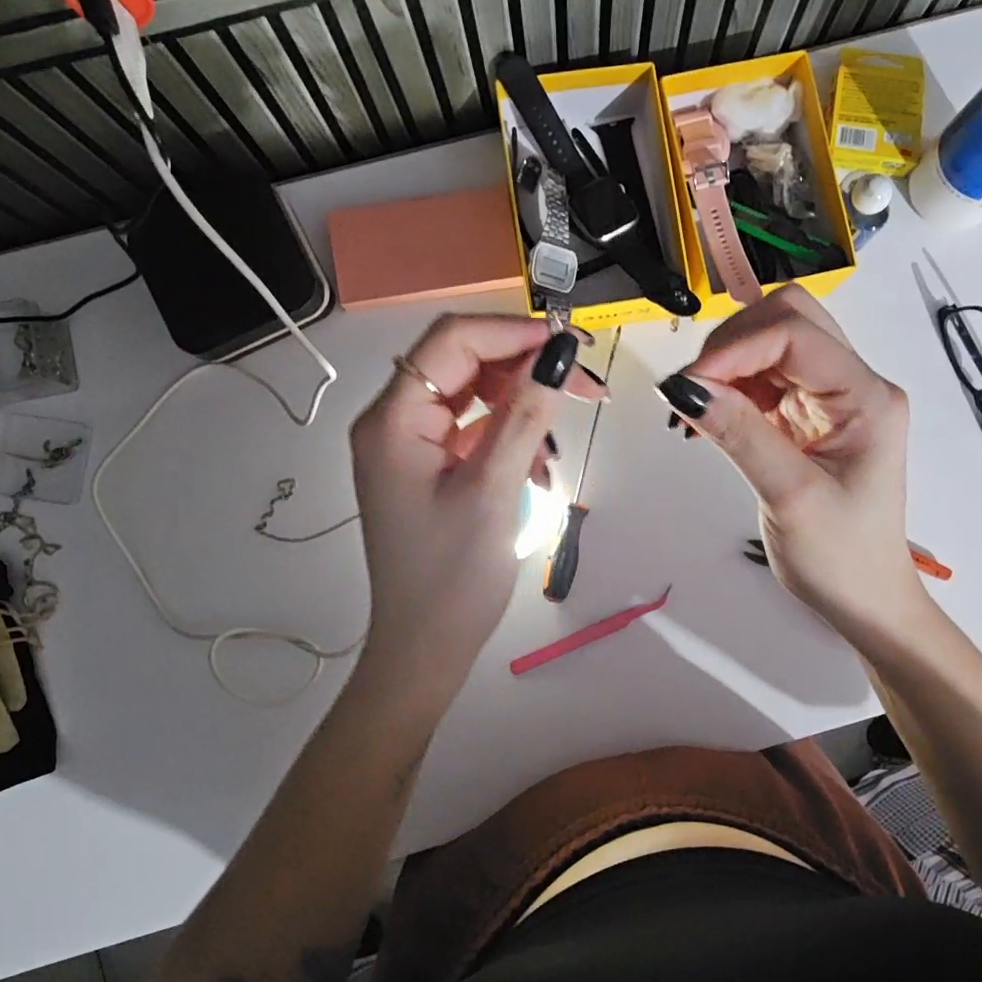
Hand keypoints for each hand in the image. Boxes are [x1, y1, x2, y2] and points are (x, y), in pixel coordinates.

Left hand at [350, 315, 605, 691]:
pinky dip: (509, 435)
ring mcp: (410, 447)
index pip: (451, 342)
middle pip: (463, 363)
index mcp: (393, 420)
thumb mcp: (493, 491)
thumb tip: (558, 354)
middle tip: (588, 385)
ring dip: (522, 403)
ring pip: (473, 395)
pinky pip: (473, 430)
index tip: (571, 346)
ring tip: (563, 433)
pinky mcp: (428, 469)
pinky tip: (538, 462)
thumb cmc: (452, 579)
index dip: (512, 332)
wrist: (424, 649)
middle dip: (525, 367)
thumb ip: (525, 415)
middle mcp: (394, 422)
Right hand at [657, 286, 919, 632]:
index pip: (795, 334)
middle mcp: (856, 385)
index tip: (688, 383)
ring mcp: (834, 399)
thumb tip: (684, 386)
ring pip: (774, 343)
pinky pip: (768, 378)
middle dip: (732, 344)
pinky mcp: (812, 416)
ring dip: (730, 365)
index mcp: (867, 398)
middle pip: (789, 320)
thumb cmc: (840, 558)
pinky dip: (734, 388)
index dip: (734, 348)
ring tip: (701, 410)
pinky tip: (715, 418)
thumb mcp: (788, 495)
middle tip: (694, 389)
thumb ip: (739, 432)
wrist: (863, 597)